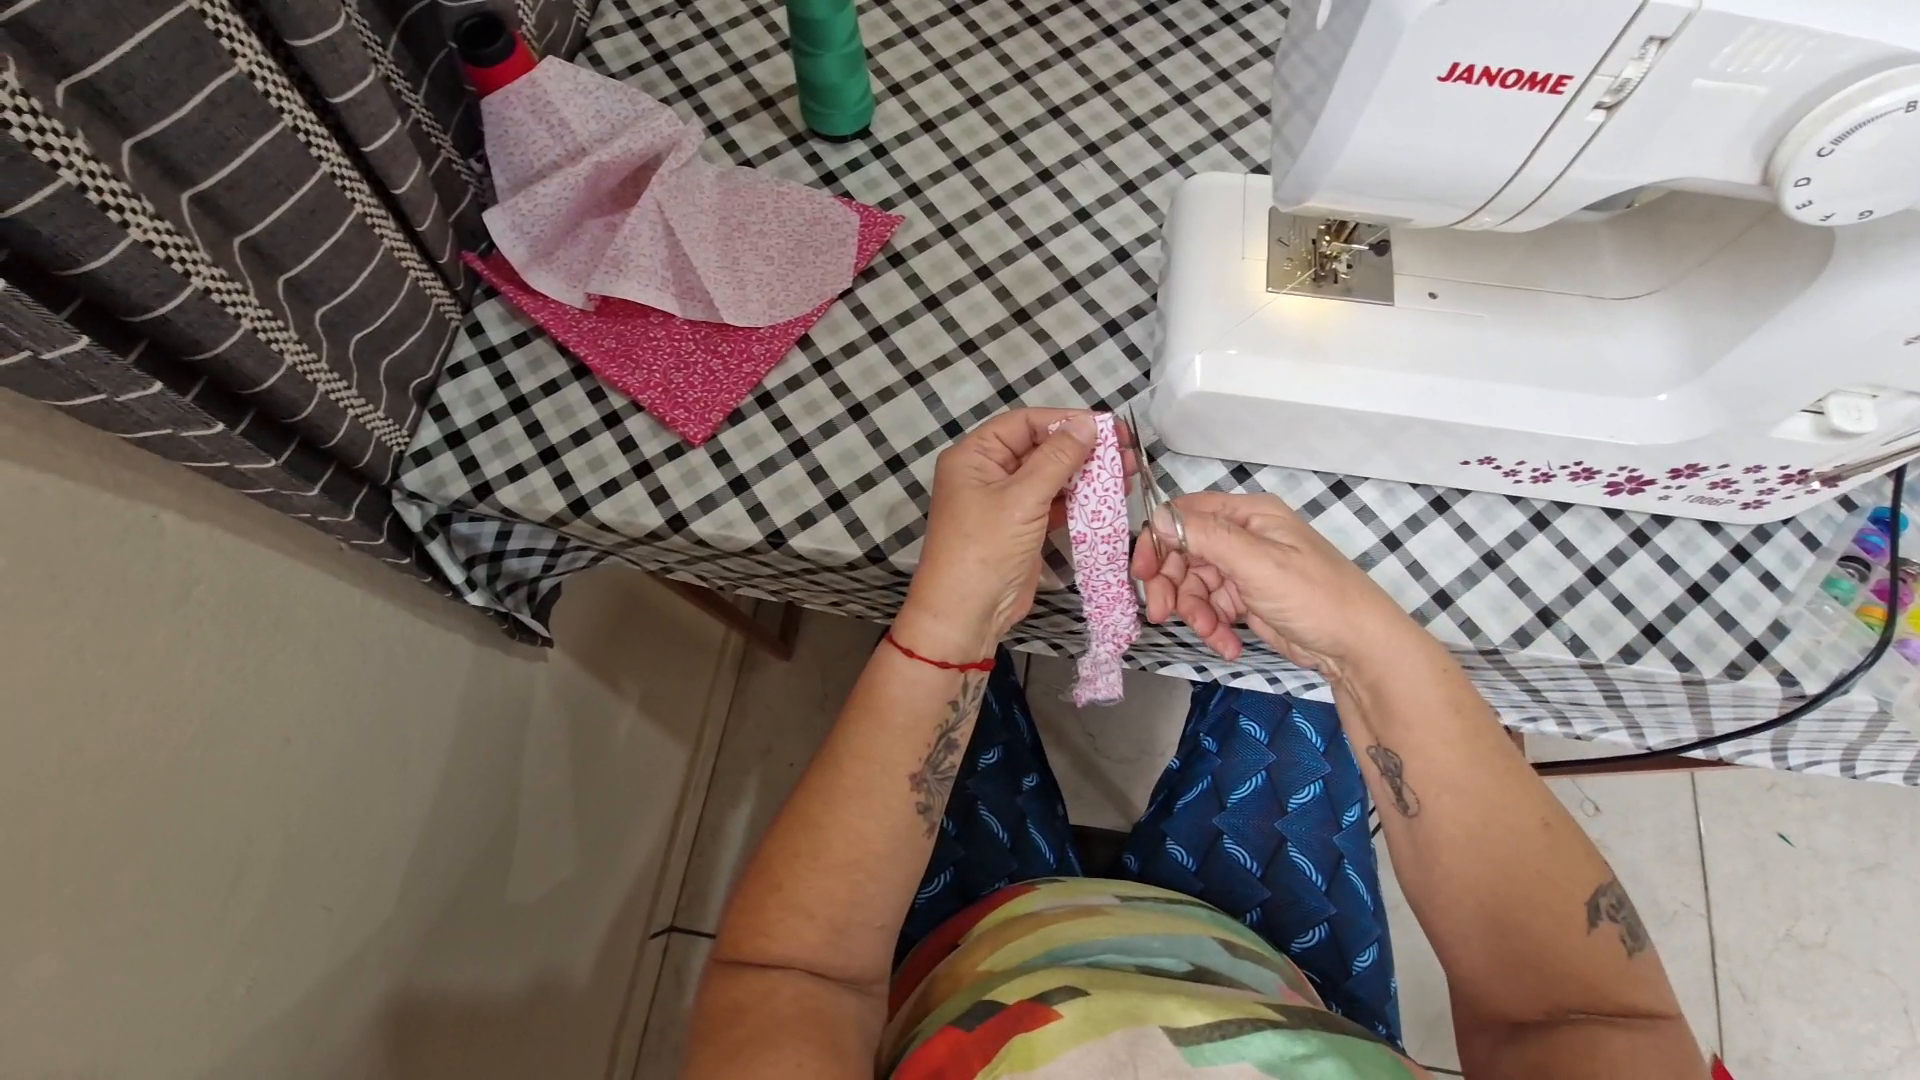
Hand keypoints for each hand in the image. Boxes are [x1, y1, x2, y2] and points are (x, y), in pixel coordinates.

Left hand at [896, 408, 1125, 662]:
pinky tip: (1109, 497)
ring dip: (1087, 475)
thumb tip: (1087, 424)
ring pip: (1051, 477)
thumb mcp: (1022, 499)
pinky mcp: (1022, 528)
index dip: (1065, 421)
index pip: (1024, 424)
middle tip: (1126, 451)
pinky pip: (1054, 504)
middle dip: (1083, 449)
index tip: (1106, 427)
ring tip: (1127, 473)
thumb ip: (1057, 459)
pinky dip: (1079, 500)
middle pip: (1041, 448)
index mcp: (974, 456)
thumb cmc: (985, 549)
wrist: (967, 614)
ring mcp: (1005, 502)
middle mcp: (988, 473)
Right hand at [1131, 492, 1422, 677]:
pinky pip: (1213, 608)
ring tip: (1211, 635)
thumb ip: (1205, 536)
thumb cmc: (1315, 597)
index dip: (1157, 541)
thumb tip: (1157, 518)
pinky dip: (1213, 627)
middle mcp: (1244, 536)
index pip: (1184, 515)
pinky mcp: (1248, 600)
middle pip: (1184, 553)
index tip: (1142, 573)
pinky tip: (1227, 645)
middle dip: (1171, 584)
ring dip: (1194, 612)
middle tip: (1160, 613)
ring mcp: (1245, 569)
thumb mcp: (1257, 563)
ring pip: (1194, 585)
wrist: (1359, 649)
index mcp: (1248, 515)